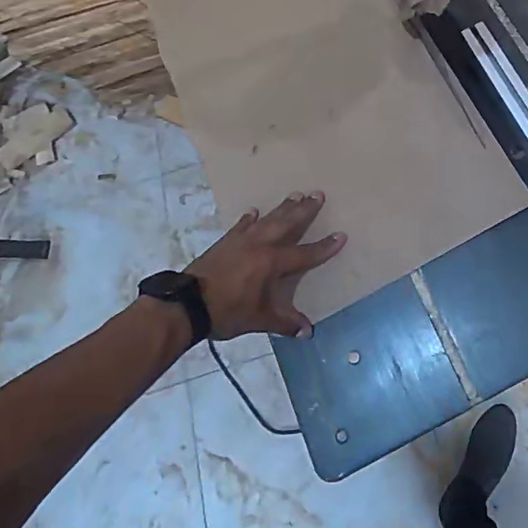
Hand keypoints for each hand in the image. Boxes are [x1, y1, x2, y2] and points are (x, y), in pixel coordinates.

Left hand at [184, 192, 345, 339]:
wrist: (186, 304)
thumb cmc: (227, 311)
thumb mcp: (260, 320)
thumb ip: (285, 323)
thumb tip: (307, 333)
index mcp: (272, 263)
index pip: (306, 253)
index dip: (325, 247)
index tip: (341, 235)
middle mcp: (260, 245)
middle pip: (287, 223)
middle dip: (305, 210)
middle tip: (319, 194)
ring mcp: (241, 241)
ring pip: (267, 219)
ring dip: (283, 207)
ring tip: (296, 195)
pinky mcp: (224, 243)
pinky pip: (241, 226)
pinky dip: (249, 219)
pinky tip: (254, 212)